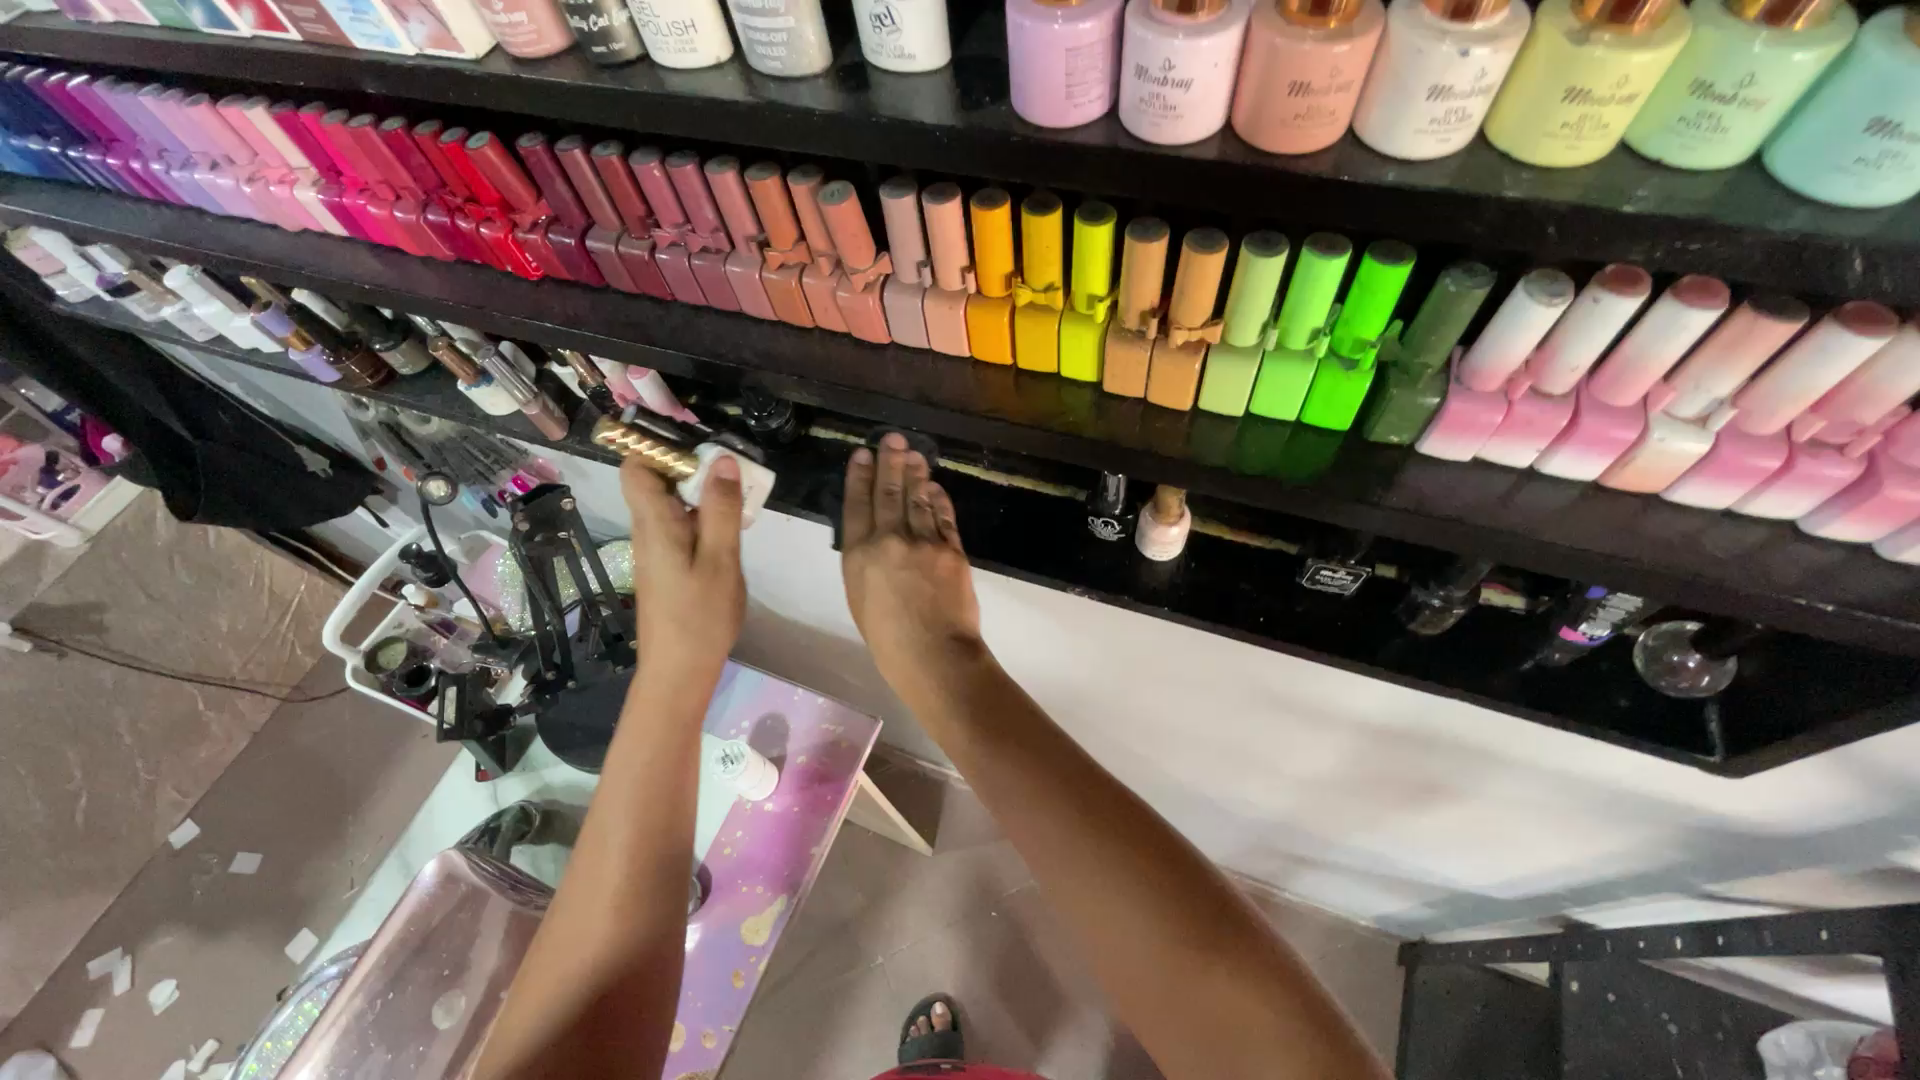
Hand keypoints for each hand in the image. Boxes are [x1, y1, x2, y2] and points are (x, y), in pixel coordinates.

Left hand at [621, 454, 743, 676]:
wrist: (679, 671)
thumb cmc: (700, 617)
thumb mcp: (720, 560)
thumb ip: (722, 509)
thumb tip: (722, 460)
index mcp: (654, 523)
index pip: (636, 466)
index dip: (660, 447)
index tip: (702, 447)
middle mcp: (647, 530)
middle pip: (657, 481)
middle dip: (693, 467)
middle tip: (735, 472)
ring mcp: (655, 549)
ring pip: (672, 503)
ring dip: (703, 494)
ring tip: (742, 498)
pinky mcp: (667, 565)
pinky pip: (681, 526)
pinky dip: (704, 518)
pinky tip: (731, 532)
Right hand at [841, 433, 983, 686]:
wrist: (932, 655)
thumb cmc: (888, 640)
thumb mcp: (860, 599)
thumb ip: (866, 564)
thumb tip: (876, 540)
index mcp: (858, 556)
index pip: (857, 506)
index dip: (860, 477)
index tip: (862, 455)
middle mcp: (888, 541)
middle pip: (889, 494)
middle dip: (890, 463)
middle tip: (893, 439)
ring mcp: (922, 543)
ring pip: (918, 499)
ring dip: (916, 474)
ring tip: (914, 454)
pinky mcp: (951, 549)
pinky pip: (943, 517)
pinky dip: (938, 499)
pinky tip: (934, 486)